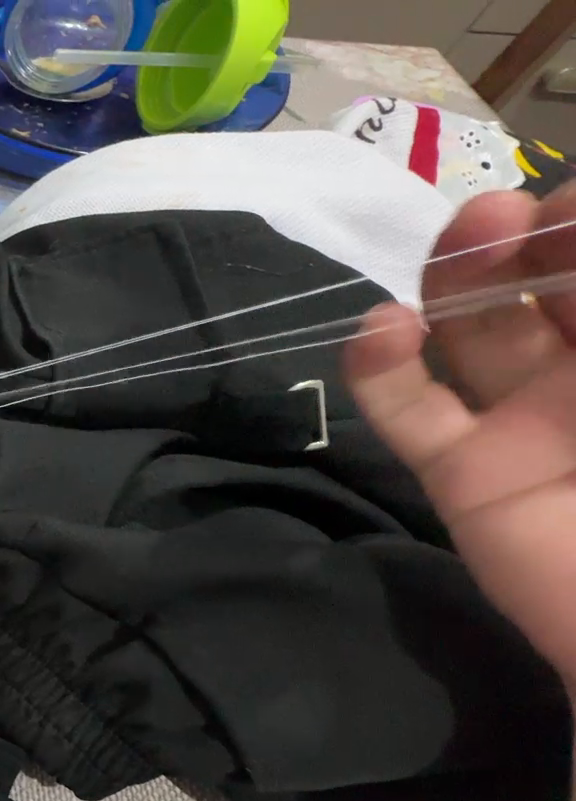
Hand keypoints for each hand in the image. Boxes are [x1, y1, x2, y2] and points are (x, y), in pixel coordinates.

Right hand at [346, 186, 575, 681]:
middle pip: (546, 284)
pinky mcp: (461, 469)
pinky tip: (378, 329)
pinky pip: (407, 412)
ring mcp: (526, 420)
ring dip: (459, 277)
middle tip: (521, 207)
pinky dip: (377, 369)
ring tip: (469, 230)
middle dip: (533, 235)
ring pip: (473, 333)